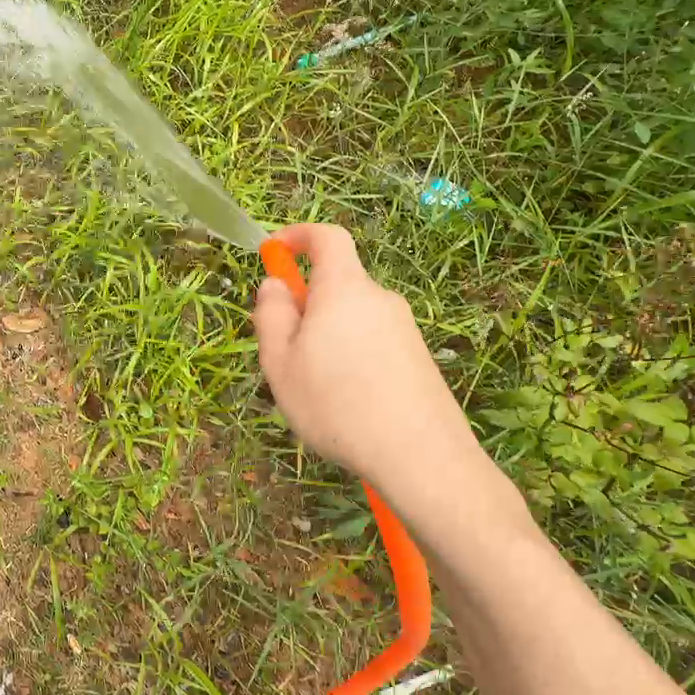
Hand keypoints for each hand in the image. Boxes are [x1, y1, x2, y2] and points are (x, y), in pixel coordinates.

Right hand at [252, 223, 489, 505]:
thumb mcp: (280, 361)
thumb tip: (275, 285)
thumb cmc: (336, 404)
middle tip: (281, 350)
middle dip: (304, 305)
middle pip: (336, 284)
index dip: (298, 235)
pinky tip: (343, 401)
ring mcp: (404, 330)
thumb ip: (272, 315)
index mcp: (345, 291)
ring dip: (324, 335)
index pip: (328, 238)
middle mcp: (380, 300)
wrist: (422, 459)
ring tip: (311, 386)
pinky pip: (370, 341)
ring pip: (350, 317)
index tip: (273, 250)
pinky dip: (347, 355)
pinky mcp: (418, 358)